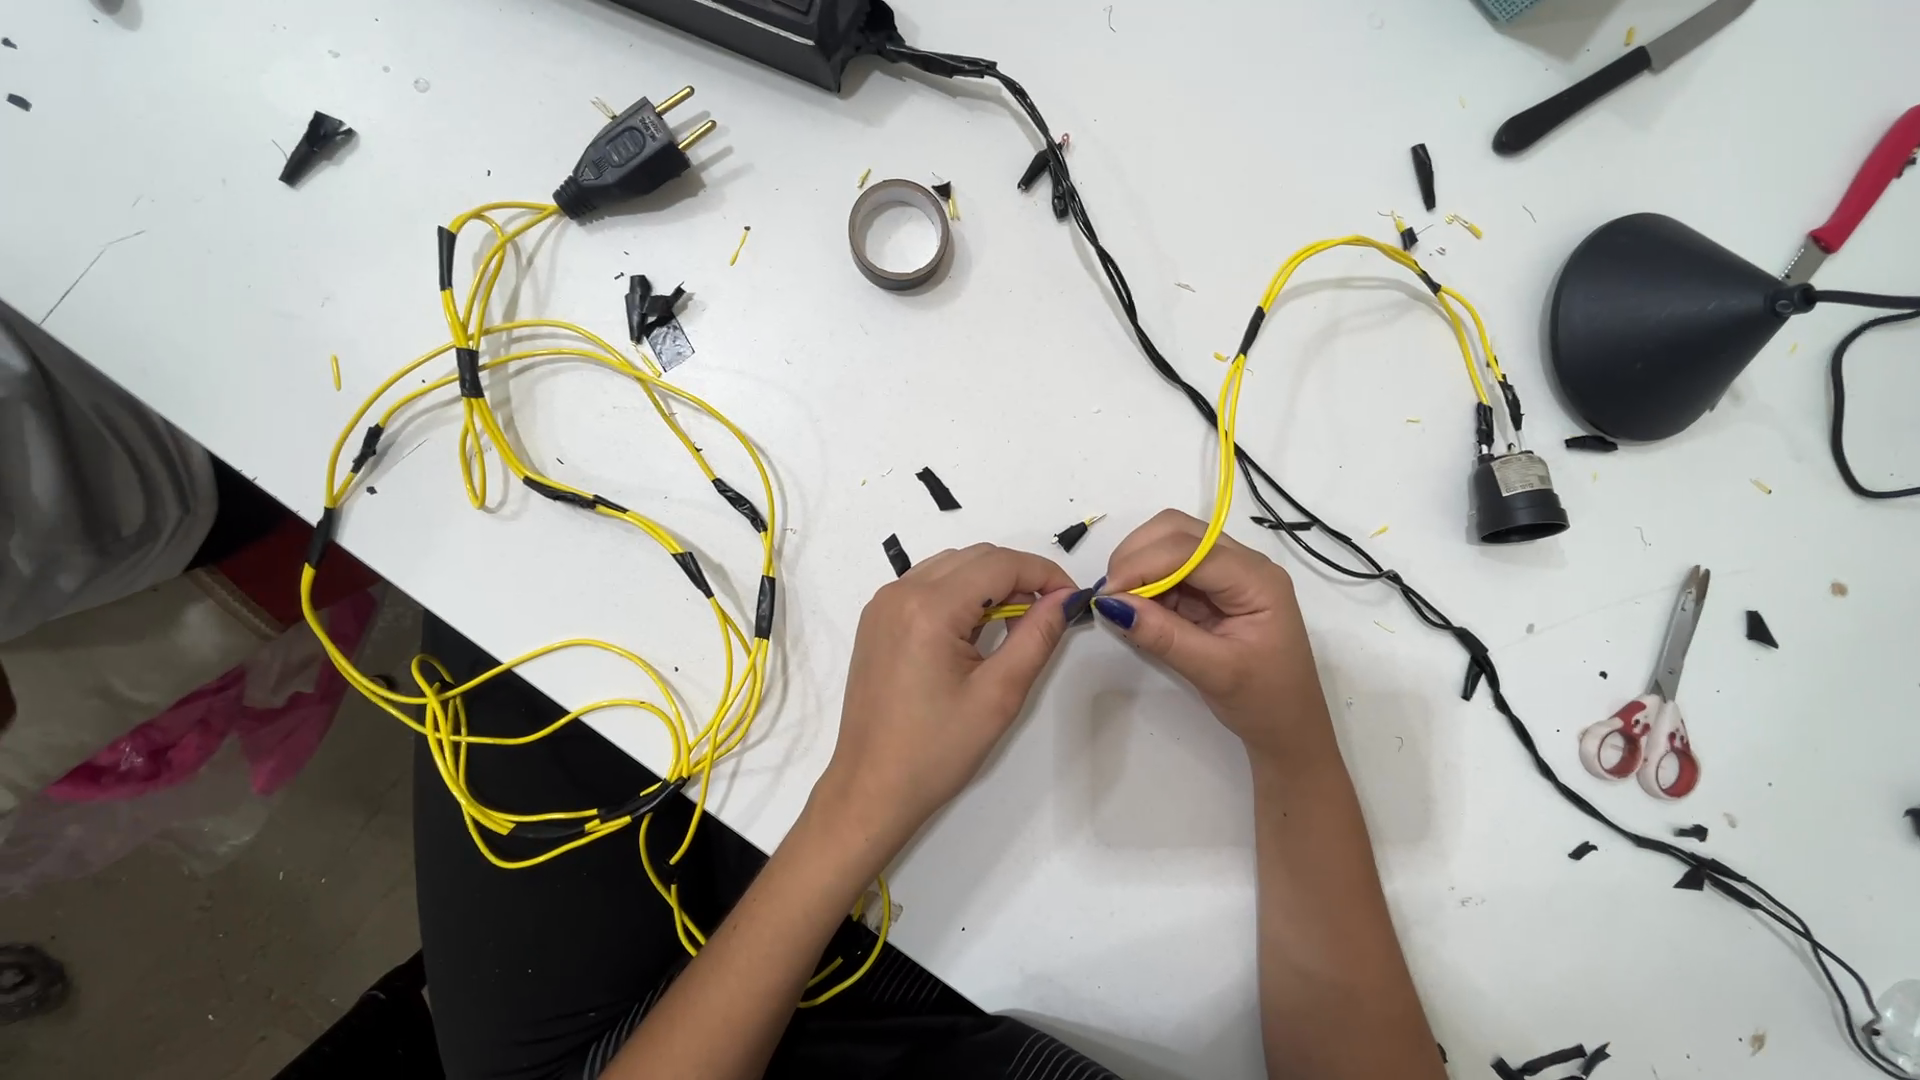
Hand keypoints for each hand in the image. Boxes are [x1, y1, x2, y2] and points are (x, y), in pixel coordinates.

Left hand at [816, 544, 1079, 852]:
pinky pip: (927, 584)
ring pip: (951, 565)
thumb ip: (1037, 636)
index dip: (1044, 573)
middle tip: (1047, 615)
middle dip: (1018, 575)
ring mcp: (882, 604)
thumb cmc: (936, 751)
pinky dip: (959, 593)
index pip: (1000, 563)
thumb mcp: (999, 695)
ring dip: (989, 582)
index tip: (1073, 598)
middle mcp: (899, 592)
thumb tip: (1066, 598)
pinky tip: (974, 631)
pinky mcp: (876, 620)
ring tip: (1013, 625)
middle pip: (975, 557)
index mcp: (928, 607)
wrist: (871, 788)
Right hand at [1091, 510, 1330, 761]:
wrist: (1289, 727)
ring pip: (1170, 543)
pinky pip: (1169, 569)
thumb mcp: (1215, 672)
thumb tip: (1111, 605)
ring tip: (1121, 604)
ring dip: (1138, 565)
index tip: (1106, 596)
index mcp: (1257, 580)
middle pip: (1178, 531)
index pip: (1190, 550)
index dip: (1142, 564)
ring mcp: (1227, 574)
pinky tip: (1136, 608)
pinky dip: (1145, 581)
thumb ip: (1164, 636)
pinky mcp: (1210, 588)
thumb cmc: (1265, 701)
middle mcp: (1243, 565)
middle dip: (1136, 554)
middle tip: (1111, 596)